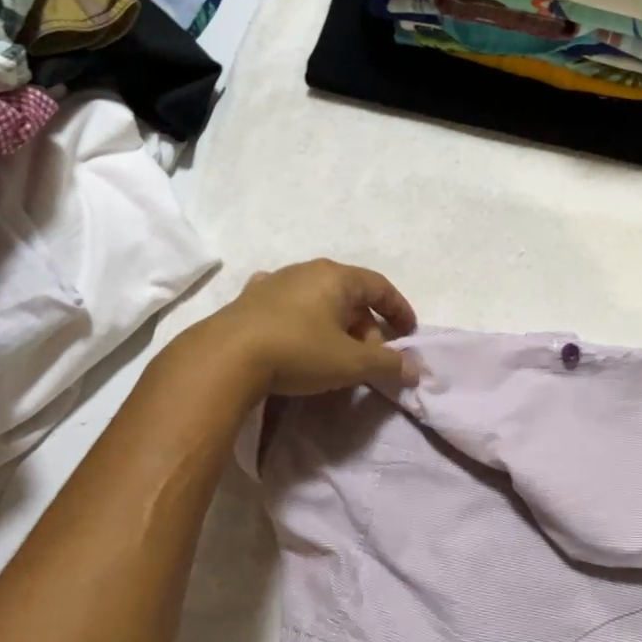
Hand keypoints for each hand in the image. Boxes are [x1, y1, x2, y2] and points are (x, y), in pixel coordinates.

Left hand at [175, 259, 418, 397]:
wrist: (225, 359)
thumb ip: (388, 364)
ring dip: (335, 325)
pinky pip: (288, 306)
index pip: (380, 286)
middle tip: (370, 358)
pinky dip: (303, 320)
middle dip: (367, 327)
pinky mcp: (249, 301)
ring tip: (336, 354)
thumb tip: (416, 369)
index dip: (399, 309)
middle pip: (350, 296)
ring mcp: (275, 282)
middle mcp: (307, 271)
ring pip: (318, 300)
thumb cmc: (298, 352)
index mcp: (336, 277)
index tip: (409, 333)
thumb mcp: (351, 363)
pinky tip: (297, 332)